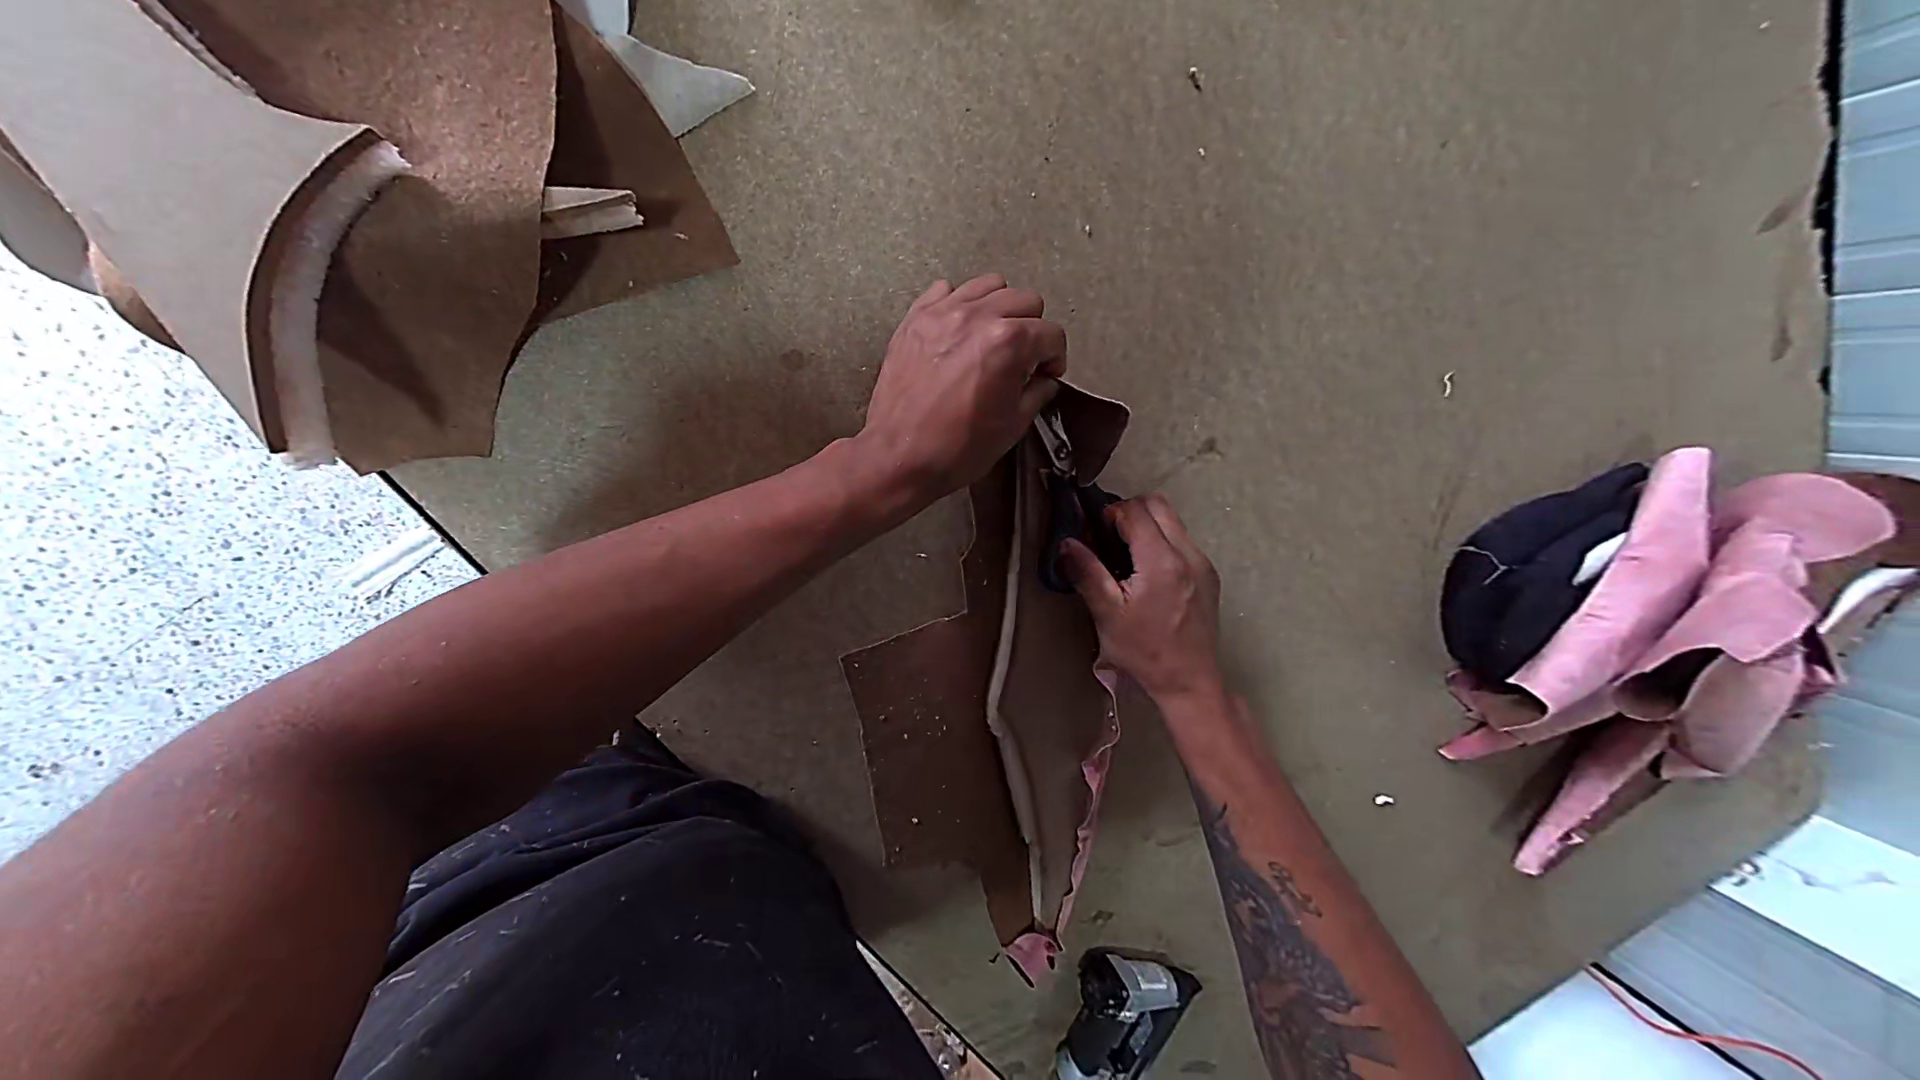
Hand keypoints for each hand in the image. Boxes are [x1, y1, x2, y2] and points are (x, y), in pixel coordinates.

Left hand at [856, 274, 1067, 498]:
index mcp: (1007, 343)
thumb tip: (1043, 380)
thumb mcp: (1012, 426)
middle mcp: (976, 318)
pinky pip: (946, 291)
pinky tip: (961, 330)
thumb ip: (1036, 393)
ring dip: (1000, 308)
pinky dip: (960, 304)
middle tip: (1025, 357)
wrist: (901, 456)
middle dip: (1032, 329)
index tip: (1048, 371)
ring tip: (994, 337)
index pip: (1050, 333)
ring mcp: (942, 314)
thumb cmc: (954, 448)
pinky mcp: (915, 320)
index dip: (1056, 357)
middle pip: (1025, 300)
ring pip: (989, 286)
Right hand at [1060, 494, 1224, 703]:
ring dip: (1147, 525)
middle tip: (1109, 536)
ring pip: (1173, 520)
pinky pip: (1183, 540)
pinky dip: (1162, 541)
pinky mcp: (1209, 575)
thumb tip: (1067, 543)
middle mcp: (1188, 555)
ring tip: (1126, 555)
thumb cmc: (1145, 652)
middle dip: (1130, 511)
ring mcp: (1202, 564)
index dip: (1109, 512)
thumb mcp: (1107, 614)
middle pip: (1158, 504)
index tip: (1095, 530)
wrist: (1189, 680)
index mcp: (1162, 562)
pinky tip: (1147, 571)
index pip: (1134, 511)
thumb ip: (1087, 572)